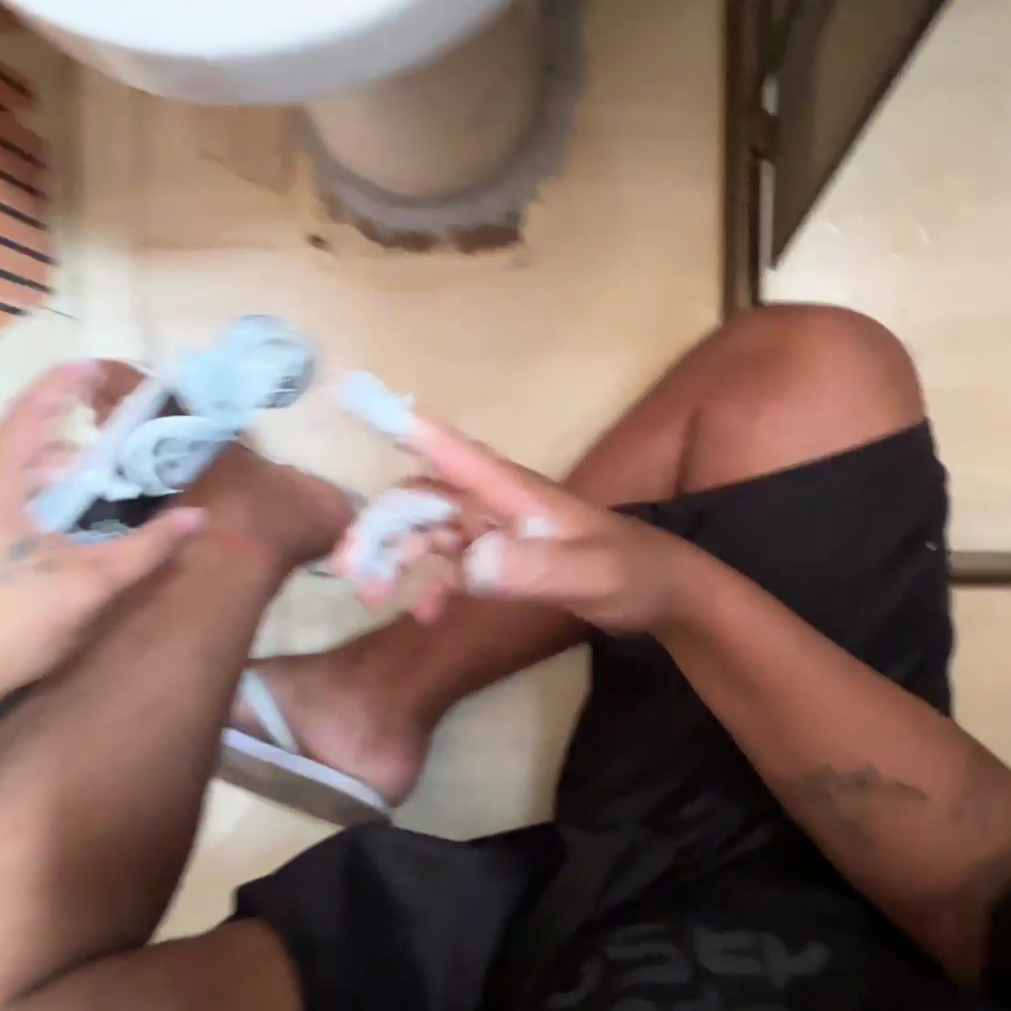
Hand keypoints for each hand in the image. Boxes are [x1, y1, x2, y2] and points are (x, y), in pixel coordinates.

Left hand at [0, 361, 205, 712]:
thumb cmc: (12, 621)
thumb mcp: (92, 582)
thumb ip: (148, 546)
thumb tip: (199, 517)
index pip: (29, 416)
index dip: (62, 386)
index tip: (93, 365)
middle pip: (24, 449)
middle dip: (75, 448)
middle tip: (122, 453)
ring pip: (12, 479)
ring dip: (59, 481)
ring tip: (105, 494)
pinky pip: (0, 502)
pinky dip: (39, 501)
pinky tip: (70, 528)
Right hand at [334, 416, 696, 632]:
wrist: (661, 594)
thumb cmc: (632, 573)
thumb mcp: (589, 574)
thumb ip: (535, 567)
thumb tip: (470, 564)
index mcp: (512, 491)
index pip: (448, 449)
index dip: (400, 423)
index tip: (350, 396)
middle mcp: (496, 502)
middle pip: (420, 499)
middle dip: (380, 529)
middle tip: (354, 575)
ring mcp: (498, 530)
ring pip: (426, 531)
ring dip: (395, 559)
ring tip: (373, 597)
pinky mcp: (504, 557)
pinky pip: (450, 564)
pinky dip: (431, 584)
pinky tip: (426, 615)